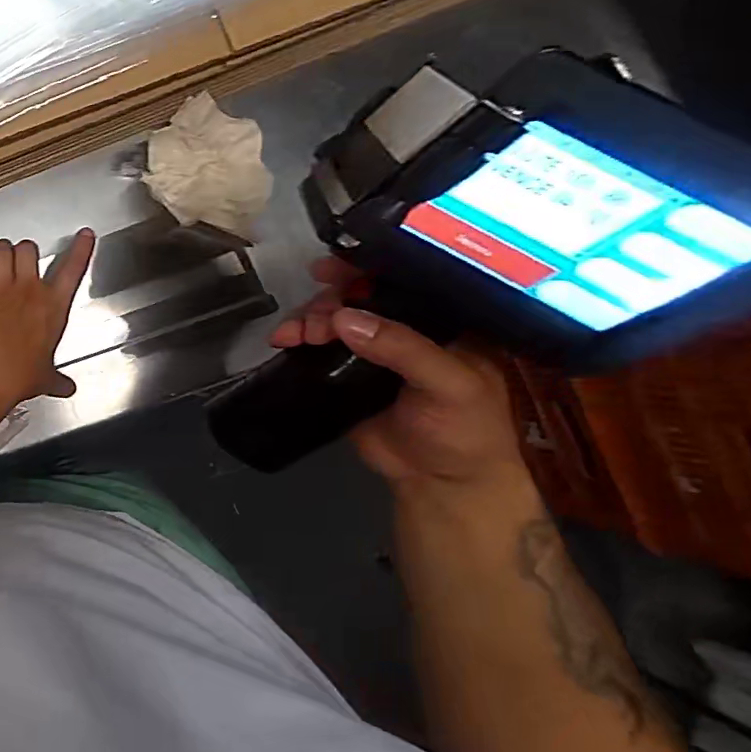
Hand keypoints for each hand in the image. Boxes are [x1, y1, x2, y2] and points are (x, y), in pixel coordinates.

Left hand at [0, 230, 95, 410]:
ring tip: (0, 257)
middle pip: (29, 249)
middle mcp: (27, 290)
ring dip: (1, 252)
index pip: (73, 268)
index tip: (84, 234)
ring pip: (1, 251)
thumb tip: (66, 389)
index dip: (81, 248)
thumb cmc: (22, 376)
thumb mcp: (46, 378)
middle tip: (23, 257)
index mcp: (53, 305)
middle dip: (26, 250)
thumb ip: (57, 379)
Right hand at [271, 258, 524, 492]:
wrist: (438, 483)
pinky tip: (285, 342)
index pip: (403, 281)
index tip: (332, 269)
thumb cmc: (465, 431)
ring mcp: (370, 352)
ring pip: (332, 319)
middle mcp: (403, 330)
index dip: (367, 269)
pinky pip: (316, 348)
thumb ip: (404, 348)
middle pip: (357, 297)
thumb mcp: (449, 384)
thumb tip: (347, 319)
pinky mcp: (342, 373)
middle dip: (328, 301)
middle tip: (314, 322)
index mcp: (440, 323)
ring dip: (307, 320)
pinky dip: (297, 340)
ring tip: (295, 336)